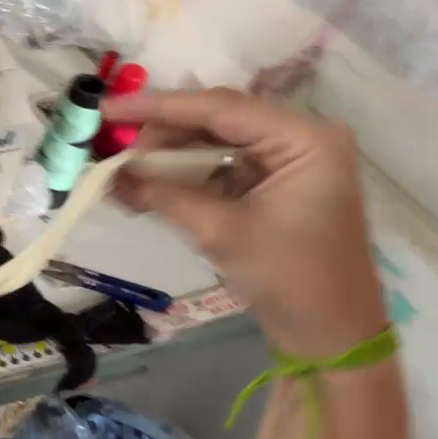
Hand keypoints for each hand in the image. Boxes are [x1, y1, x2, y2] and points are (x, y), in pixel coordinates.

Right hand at [109, 89, 386, 356]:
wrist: (330, 331)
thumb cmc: (289, 278)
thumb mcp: (222, 233)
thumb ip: (166, 196)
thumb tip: (113, 176)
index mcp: (304, 138)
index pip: (220, 108)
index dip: (159, 107)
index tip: (108, 108)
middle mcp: (299, 138)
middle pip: (217, 120)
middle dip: (162, 133)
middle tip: (113, 148)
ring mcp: (286, 161)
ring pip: (215, 143)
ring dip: (170, 155)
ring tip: (124, 169)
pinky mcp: (272, 185)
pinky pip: (221, 168)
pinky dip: (184, 176)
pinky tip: (148, 184)